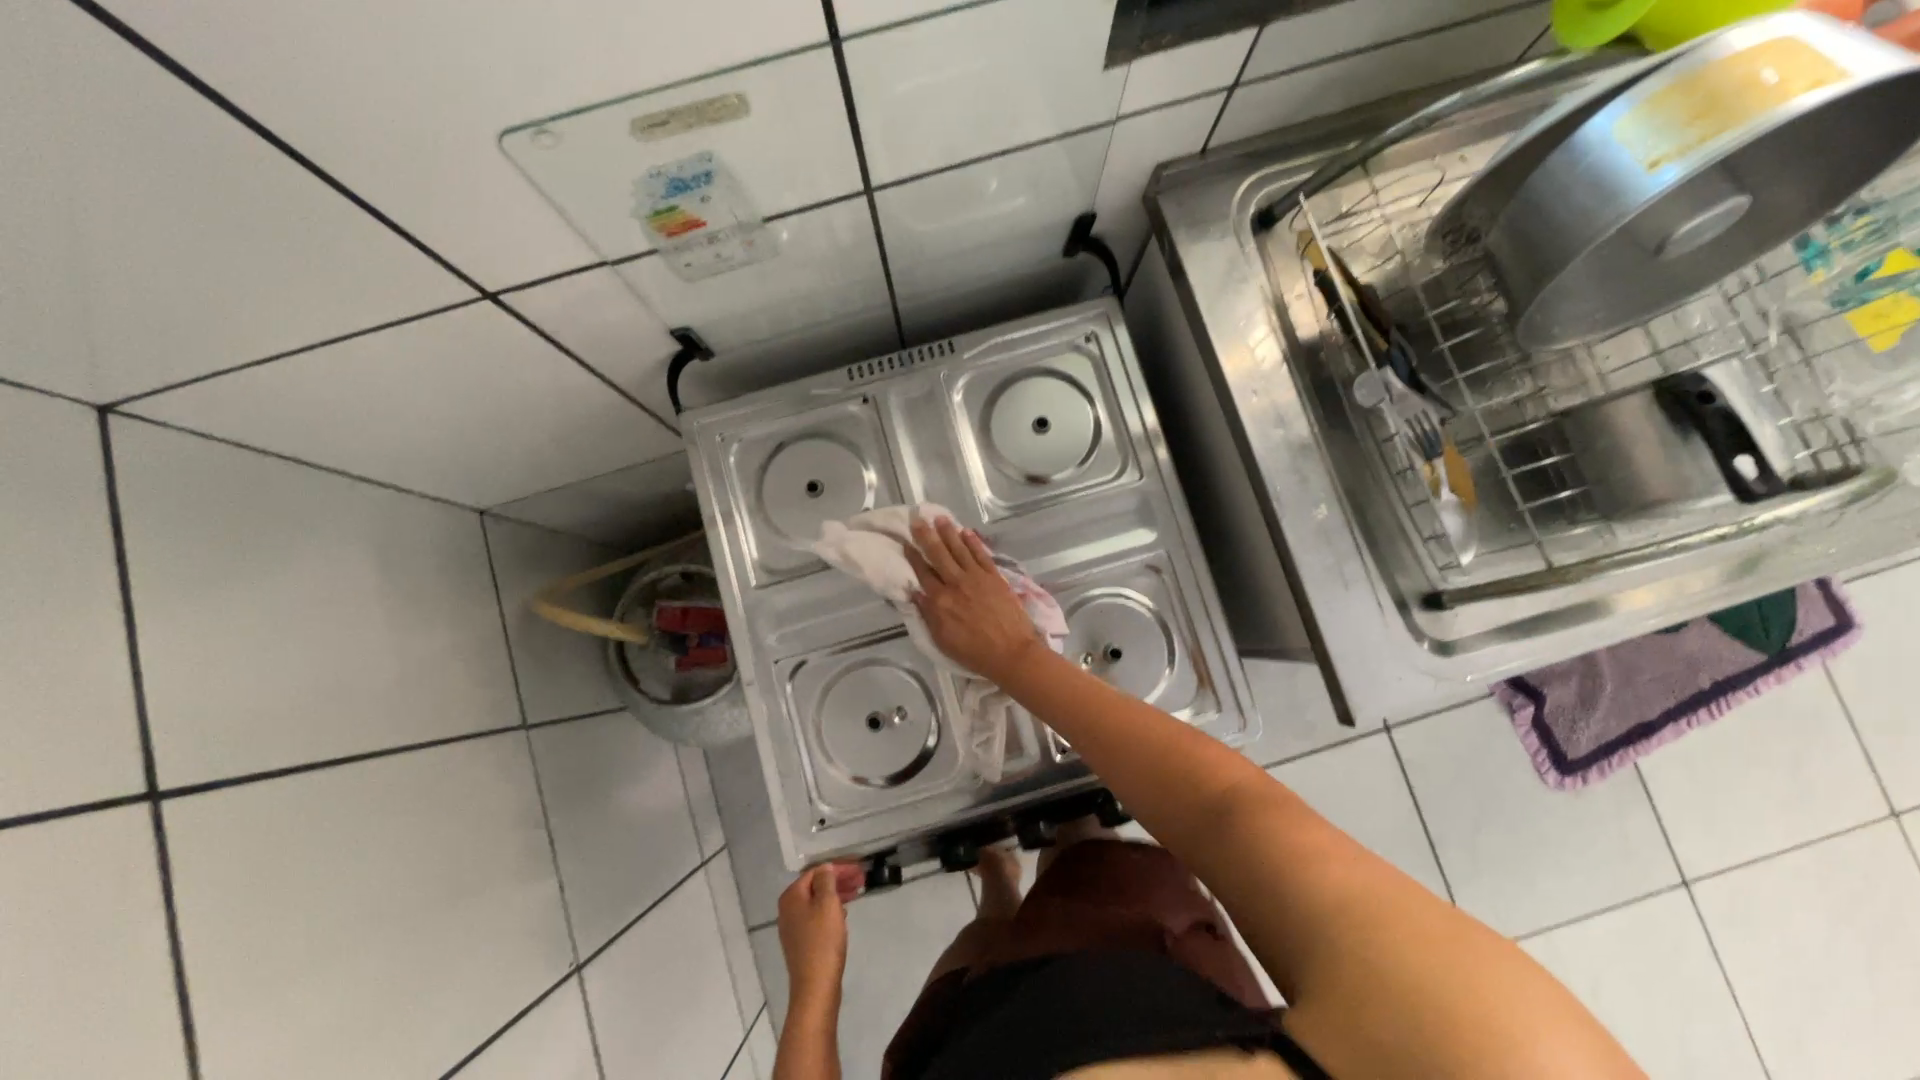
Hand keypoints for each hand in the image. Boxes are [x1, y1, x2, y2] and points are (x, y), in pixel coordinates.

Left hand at [778, 863, 860, 1004]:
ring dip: (836, 894)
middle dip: (838, 880)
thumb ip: (826, 881)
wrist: (815, 986)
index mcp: (792, 896)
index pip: (816, 872)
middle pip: (815, 886)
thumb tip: (824, 868)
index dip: (838, 868)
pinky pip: (816, 916)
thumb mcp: (828, 904)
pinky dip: (830, 910)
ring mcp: (793, 926)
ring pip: (816, 901)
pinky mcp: (801, 941)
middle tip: (861, 880)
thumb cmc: (823, 941)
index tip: (859, 870)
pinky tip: (843, 914)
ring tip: (856, 894)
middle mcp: (788, 909)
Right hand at [905, 517, 1043, 683]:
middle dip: (926, 535)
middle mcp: (956, 583)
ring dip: (949, 532)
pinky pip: (981, 554)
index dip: (913, 557)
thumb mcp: (942, 640)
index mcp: (940, 601)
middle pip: (938, 554)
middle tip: (918, 519)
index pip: (922, 573)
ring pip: (959, 549)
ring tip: (939, 518)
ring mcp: (977, 577)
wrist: (1011, 652)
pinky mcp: (995, 577)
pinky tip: (966, 532)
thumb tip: (915, 592)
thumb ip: (928, 614)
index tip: (906, 542)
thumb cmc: (974, 652)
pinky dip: (973, 542)